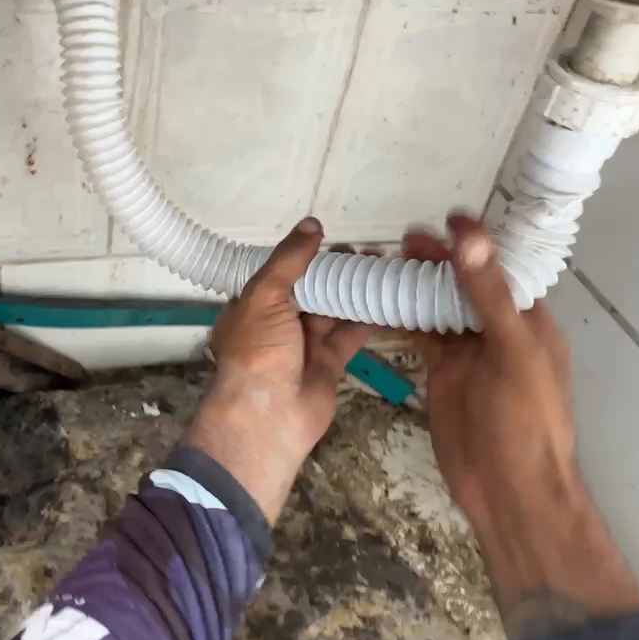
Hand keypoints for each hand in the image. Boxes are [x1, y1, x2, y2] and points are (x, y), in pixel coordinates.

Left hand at [181, 217, 376, 522]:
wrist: (268, 414)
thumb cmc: (257, 349)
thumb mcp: (265, 294)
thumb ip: (289, 259)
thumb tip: (311, 224)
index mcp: (252, 304)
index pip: (279, 272)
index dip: (303, 255)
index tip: (330, 239)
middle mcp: (276, 322)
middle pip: (309, 289)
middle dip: (335, 271)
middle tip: (365, 252)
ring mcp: (302, 344)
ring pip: (332, 309)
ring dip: (354, 290)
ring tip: (382, 267)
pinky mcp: (328, 363)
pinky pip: (349, 335)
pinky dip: (366, 319)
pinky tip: (387, 299)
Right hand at [413, 213, 638, 639]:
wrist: (508, 491)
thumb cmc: (524, 421)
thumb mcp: (512, 352)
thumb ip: (488, 295)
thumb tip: (471, 238)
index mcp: (528, 324)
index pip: (501, 271)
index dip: (477, 244)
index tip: (449, 218)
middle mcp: (498, 333)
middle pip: (466, 284)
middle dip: (441, 259)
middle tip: (409, 238)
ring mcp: (468, 353)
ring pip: (440, 306)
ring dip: (419, 282)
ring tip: (392, 258)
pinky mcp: (443, 371)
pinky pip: (422, 333)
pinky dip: (404, 313)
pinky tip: (382, 297)